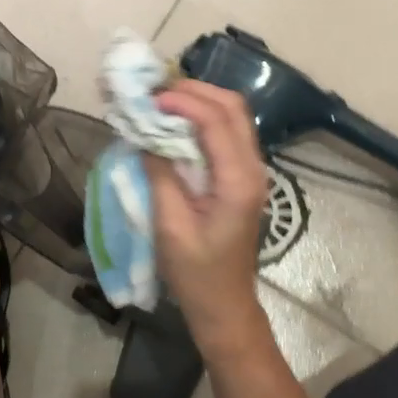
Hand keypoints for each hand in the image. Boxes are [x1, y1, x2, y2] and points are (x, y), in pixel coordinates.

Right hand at [143, 80, 270, 355]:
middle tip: (153, 91)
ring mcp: (250, 170)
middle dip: (193, 90)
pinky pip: (225, 131)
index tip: (148, 98)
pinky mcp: (239, 175)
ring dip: (197, 99)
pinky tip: (172, 122)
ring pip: (231, 114)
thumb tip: (144, 133)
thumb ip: (160, 174)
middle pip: (231, 106)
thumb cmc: (196, 273)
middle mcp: (252, 167)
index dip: (182, 101)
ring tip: (159, 100)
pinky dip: (200, 116)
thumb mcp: (170, 226)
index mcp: (239, 180)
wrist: (224, 306)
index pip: (216, 120)